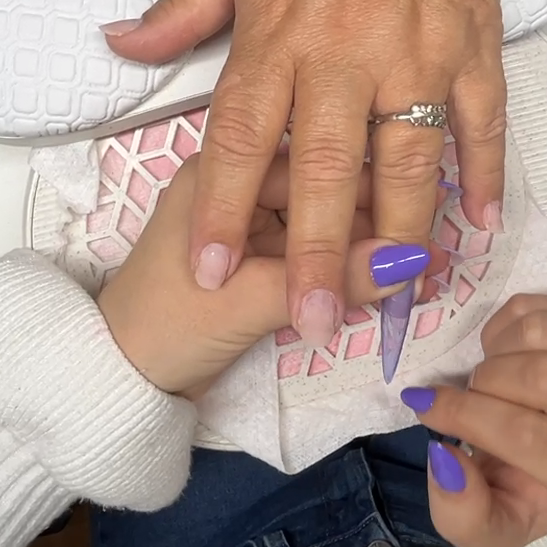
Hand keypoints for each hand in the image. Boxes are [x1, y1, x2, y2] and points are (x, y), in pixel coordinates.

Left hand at [97, 155, 439, 397]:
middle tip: (431, 254)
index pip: (311, 164)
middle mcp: (239, 182)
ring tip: (423, 272)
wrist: (115, 382)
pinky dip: (348, 268)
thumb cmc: (166, 327)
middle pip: (324, 190)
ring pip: (325, 222)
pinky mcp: (259, 256)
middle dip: (376, 225)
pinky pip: (315, 252)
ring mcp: (250, 220)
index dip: (369, 193)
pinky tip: (389, 282)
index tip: (423, 216)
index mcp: (221, 169)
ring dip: (368, 249)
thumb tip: (412, 264)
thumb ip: (328, 282)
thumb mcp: (247, 301)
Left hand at [103, 0, 508, 350]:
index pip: (242, 137)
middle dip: (320, 252)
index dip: (225, 209)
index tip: (212, 271)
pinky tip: (480, 225)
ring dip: (403, 234)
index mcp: (279, 30)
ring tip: (395, 295)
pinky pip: (481, 120)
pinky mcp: (474, 41)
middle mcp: (347, 49)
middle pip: (328, 167)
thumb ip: (180, 11)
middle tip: (315, 323)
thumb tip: (118, 46)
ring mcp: (418, 48)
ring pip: (410, 158)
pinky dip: (484, 173)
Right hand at [400, 294, 546, 546]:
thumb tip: (444, 458)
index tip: (427, 408)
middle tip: (470, 394)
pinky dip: (508, 322)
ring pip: (545, 333)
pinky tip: (508, 352)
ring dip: (497, 348)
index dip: (470, 417)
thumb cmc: (534, 493)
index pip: (533, 439)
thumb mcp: (494, 527)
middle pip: (545, 377)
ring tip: (493, 375)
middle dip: (486, 380)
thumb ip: (464, 514)